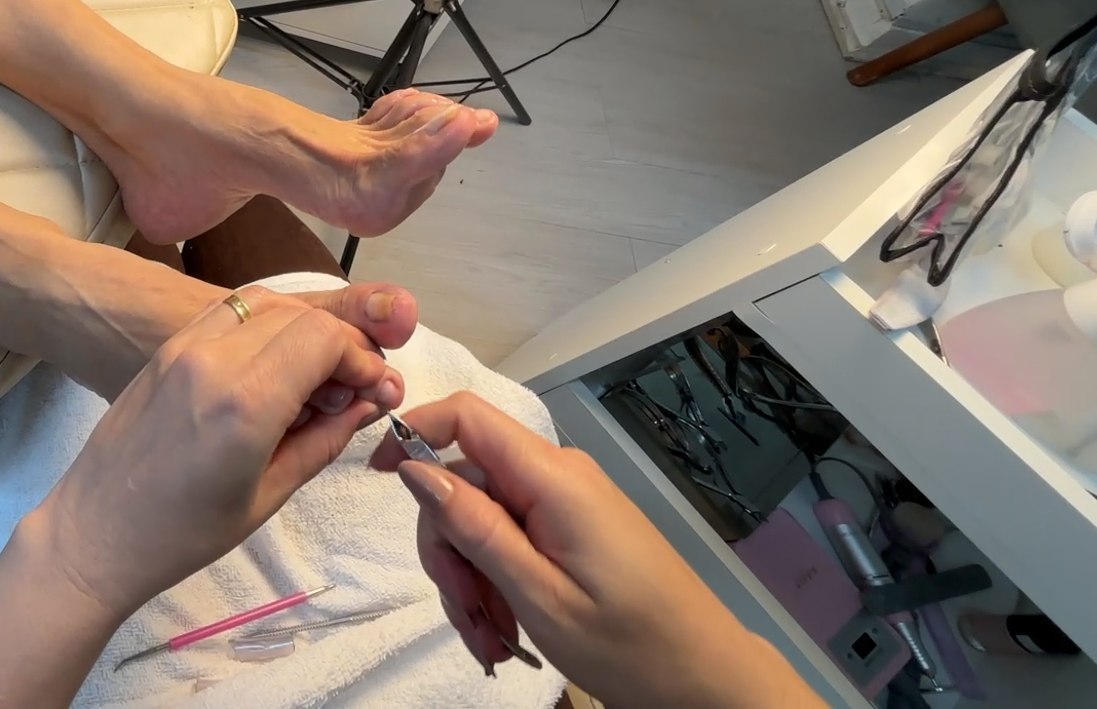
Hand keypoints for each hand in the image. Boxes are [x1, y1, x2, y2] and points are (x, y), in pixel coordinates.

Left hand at [30, 290, 396, 616]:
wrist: (95, 528)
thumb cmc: (182, 533)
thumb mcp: (268, 495)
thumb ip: (324, 439)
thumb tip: (368, 403)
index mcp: (243, 401)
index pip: (324, 336)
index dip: (360, 358)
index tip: (372, 391)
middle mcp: (213, 357)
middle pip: (301, 313)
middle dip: (339, 343)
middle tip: (348, 389)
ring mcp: (184, 344)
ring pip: (265, 301)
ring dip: (301, 326)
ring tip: (312, 374)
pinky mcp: (168, 346)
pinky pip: (229, 311)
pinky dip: (264, 322)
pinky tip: (272, 362)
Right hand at [369, 393, 819, 708]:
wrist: (718, 689)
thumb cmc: (634, 647)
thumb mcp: (539, 595)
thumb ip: (473, 525)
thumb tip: (412, 466)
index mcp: (550, 477)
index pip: (466, 415)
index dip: (414, 430)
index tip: (379, 476)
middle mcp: (553, 474)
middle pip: (463, 479)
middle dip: (448, 545)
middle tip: (464, 614)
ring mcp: (560, 500)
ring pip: (478, 514)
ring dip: (469, 574)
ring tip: (490, 639)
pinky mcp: (565, 524)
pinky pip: (506, 533)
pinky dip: (492, 577)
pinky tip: (504, 628)